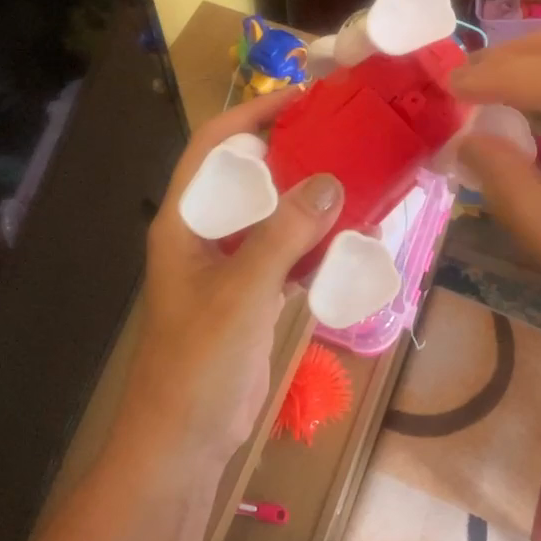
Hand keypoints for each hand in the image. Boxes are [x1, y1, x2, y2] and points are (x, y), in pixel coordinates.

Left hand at [122, 91, 342, 459]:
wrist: (184, 441)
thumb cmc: (199, 361)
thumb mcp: (243, 292)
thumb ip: (284, 236)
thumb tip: (329, 183)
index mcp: (184, 222)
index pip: (212, 147)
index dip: (251, 116)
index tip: (302, 98)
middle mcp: (203, 234)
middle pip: (246, 176)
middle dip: (289, 152)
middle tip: (341, 133)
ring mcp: (227, 266)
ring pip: (270, 215)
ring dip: (306, 199)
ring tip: (356, 175)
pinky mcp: (250, 294)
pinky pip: (285, 253)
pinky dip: (314, 242)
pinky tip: (351, 235)